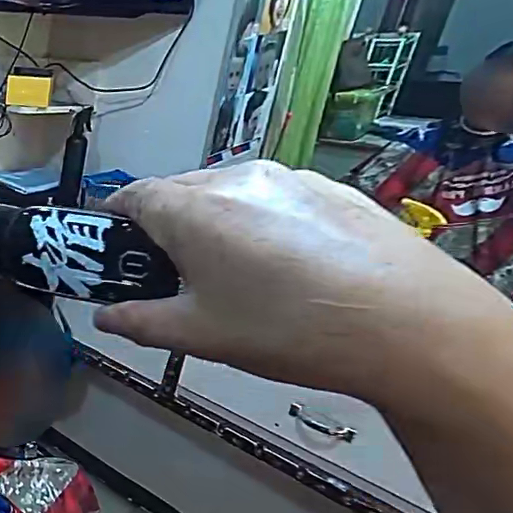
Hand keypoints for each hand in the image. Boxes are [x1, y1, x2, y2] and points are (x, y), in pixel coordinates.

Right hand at [93, 162, 512, 408]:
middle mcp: (235, 176)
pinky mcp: (330, 186)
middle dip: (163, 226)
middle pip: (178, 191)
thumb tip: (104, 317)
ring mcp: (288, 176)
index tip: (115, 252)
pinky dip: (259, 222)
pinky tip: (287, 266)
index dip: (114, 222)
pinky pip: (273, 197)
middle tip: (174, 274)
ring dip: (212, 223)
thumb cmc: (286, 329)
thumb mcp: (201, 336)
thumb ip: (141, 321)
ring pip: (228, 192)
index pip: (132, 196)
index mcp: (192, 208)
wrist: (408, 322)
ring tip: (234, 273)